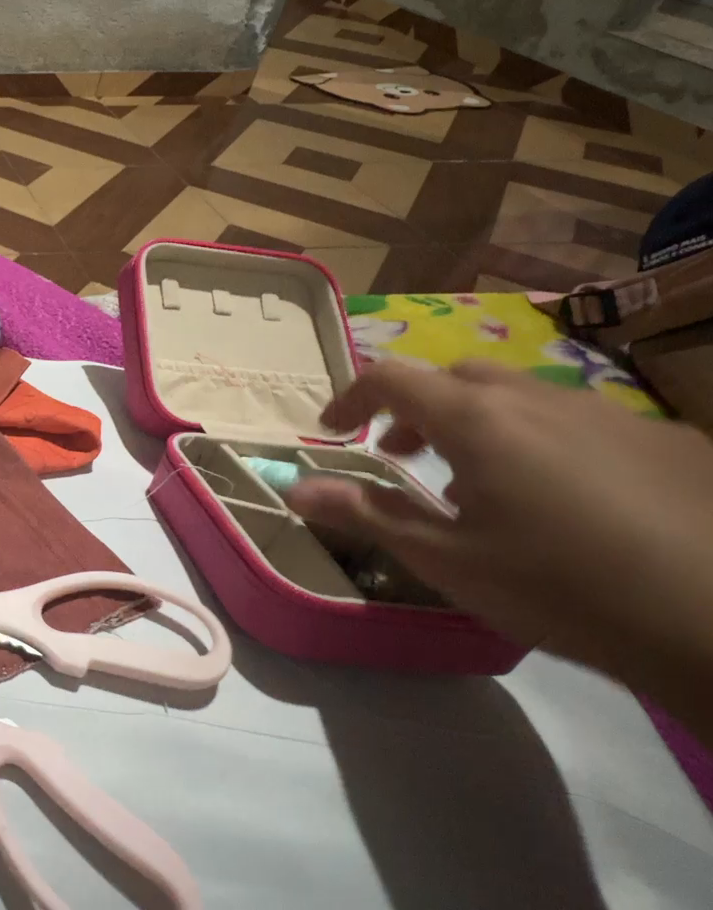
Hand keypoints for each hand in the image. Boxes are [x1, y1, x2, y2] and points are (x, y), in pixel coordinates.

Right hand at [285, 359, 712, 737]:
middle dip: (417, 407)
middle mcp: (540, 401)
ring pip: (523, 397)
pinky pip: (583, 422)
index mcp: (478, 422)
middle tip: (403, 454)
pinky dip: (544, 441)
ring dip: (481, 423)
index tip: (333, 432)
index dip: (351, 399)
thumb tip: (296, 486)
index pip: (390, 379)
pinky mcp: (669, 443)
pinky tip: (565, 502)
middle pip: (458, 377)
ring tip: (482, 484)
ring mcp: (612, 416)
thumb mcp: (445, 560)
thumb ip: (366, 513)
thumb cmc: (558, 587)